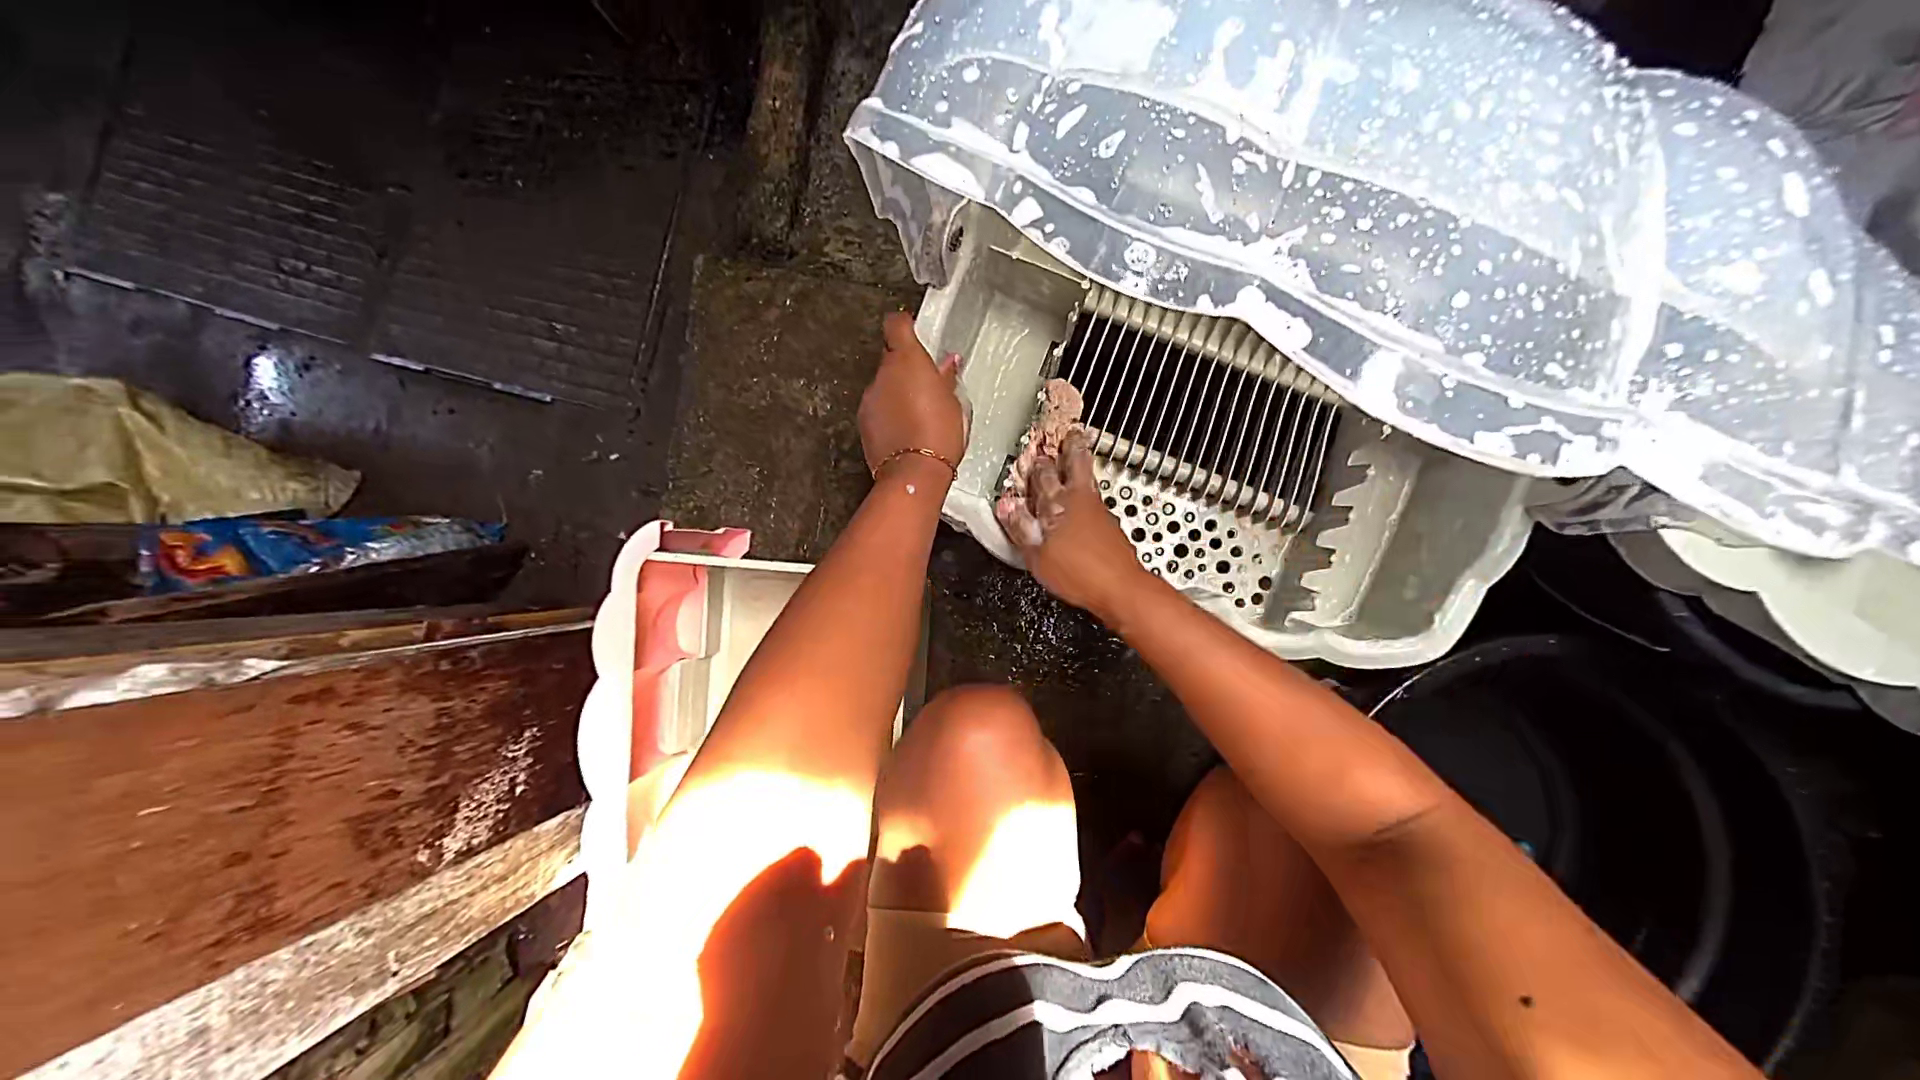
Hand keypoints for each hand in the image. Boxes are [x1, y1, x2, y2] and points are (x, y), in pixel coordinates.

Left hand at [859, 312, 967, 477]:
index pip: (897, 324)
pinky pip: (877, 408)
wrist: (915, 473)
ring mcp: (870, 398)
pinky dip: (889, 413)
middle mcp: (883, 375)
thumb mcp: (954, 403)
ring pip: (883, 385)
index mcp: (907, 360)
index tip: (914, 330)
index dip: (905, 325)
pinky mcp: (864, 422)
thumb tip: (946, 367)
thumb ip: (945, 379)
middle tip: (927, 382)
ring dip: (897, 392)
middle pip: (890, 358)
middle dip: (906, 367)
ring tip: (919, 412)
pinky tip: (907, 428)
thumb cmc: (939, 437)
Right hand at [995, 430, 1155, 619]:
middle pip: (1074, 464)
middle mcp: (1078, 501)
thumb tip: (1006, 506)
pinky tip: (1085, 495)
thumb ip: (1020, 528)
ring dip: (1081, 460)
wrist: (1120, 588)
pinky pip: (1095, 495)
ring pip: (1087, 476)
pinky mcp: (1110, 524)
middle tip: (1070, 432)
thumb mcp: (1037, 555)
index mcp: (1056, 505)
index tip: (1031, 451)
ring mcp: (1098, 510)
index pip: (1041, 476)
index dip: (1035, 463)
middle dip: (1069, 447)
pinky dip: (1088, 486)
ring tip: (1079, 448)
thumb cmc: (1079, 574)